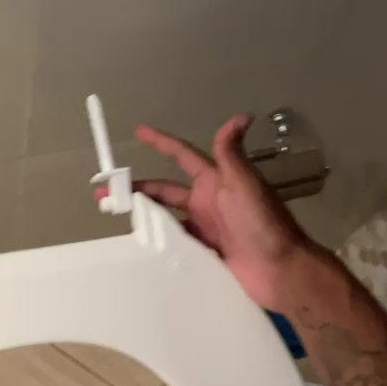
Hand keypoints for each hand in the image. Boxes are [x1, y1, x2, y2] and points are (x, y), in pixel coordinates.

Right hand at [123, 114, 323, 310]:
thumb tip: (241, 115)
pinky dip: (158, 241)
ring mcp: (207, 228)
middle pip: (164, 190)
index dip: (161, 142)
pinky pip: (176, 243)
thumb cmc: (262, 223)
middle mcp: (208, 201)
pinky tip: (139, 245)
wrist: (281, 270)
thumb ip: (233, 153)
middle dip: (136, 187)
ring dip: (143, 215)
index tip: (138, 131)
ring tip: (116, 218)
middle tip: (105, 190)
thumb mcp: (245, 183)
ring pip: (166, 217)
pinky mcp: (207, 252)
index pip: (182, 155)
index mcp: (215, 181)